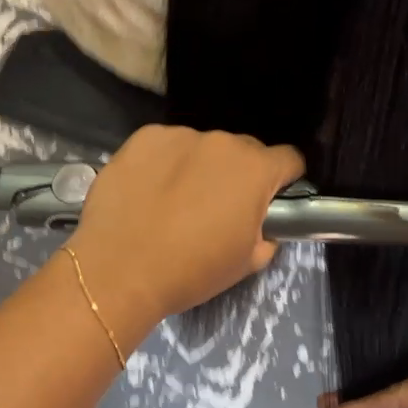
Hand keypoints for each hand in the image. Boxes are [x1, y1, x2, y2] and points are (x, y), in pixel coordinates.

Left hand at [66, 124, 303, 327]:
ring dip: (200, 167)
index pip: (290, 159)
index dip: (285, 180)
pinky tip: (148, 191)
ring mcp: (182, 135)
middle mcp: (223, 142)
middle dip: (240, 174)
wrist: (117, 272)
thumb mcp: (246, 263)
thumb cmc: (190, 272)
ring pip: (203, 147)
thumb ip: (267, 234)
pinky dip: (164, 162)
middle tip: (217, 208)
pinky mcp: (145, 137)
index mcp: (256, 170)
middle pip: (245, 150)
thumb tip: (262, 223)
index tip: (271, 200)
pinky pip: (167, 145)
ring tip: (175, 201)